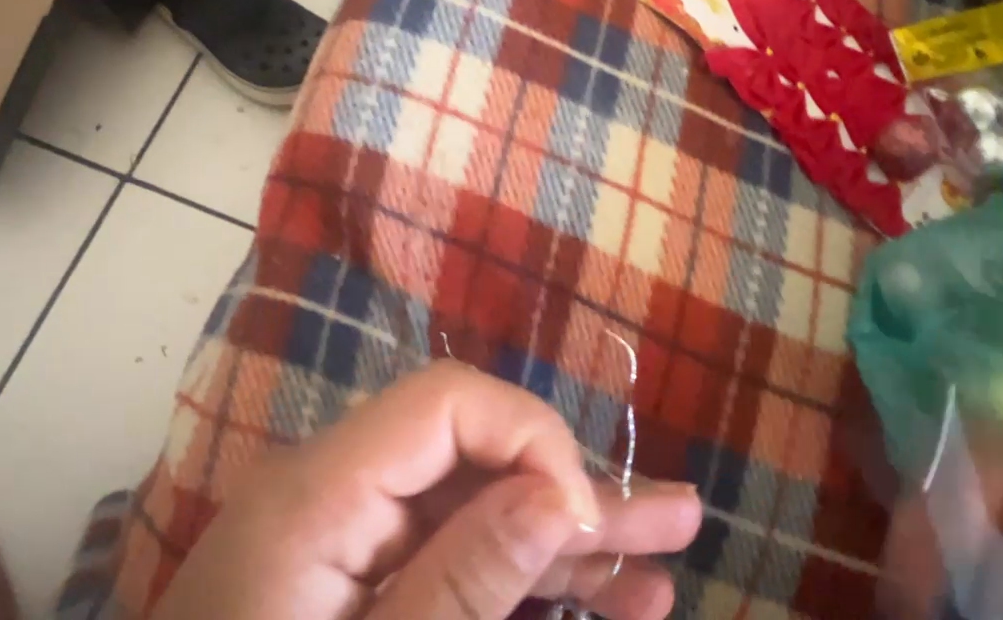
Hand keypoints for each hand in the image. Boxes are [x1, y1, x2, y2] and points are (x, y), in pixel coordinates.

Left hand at [152, 361, 703, 619]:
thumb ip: (463, 580)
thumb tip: (562, 492)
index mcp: (322, 491)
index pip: (448, 403)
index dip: (530, 438)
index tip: (583, 523)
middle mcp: (337, 495)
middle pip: (477, 463)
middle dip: (578, 491)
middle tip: (680, 516)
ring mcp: (347, 545)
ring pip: (475, 519)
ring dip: (567, 544)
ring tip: (664, 563)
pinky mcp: (353, 588)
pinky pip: (448, 567)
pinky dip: (517, 586)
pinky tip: (598, 601)